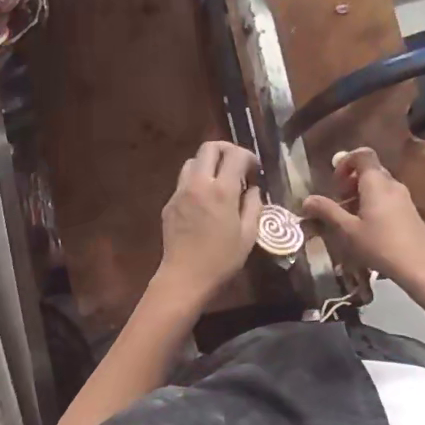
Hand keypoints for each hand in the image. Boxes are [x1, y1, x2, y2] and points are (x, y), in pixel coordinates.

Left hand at [154, 141, 261, 308]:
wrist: (185, 276)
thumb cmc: (222, 259)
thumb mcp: (248, 235)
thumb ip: (253, 206)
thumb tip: (253, 189)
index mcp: (222, 190)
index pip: (235, 155)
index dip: (248, 156)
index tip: (255, 169)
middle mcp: (198, 184)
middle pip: (209, 148)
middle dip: (226, 150)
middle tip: (237, 165)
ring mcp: (180, 192)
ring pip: (192, 162)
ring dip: (208, 164)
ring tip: (219, 181)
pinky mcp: (169, 203)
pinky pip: (183, 182)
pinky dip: (196, 182)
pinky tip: (204, 201)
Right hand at [302, 148, 424, 283]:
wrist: (420, 266)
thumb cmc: (380, 245)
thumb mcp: (347, 230)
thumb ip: (326, 211)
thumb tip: (306, 200)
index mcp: (376, 183)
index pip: (362, 155)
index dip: (345, 162)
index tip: (334, 183)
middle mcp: (392, 184)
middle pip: (369, 170)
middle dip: (349, 181)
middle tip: (338, 200)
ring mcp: (403, 197)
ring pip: (378, 184)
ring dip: (359, 193)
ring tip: (348, 216)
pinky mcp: (408, 211)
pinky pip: (386, 196)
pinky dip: (371, 202)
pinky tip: (365, 225)